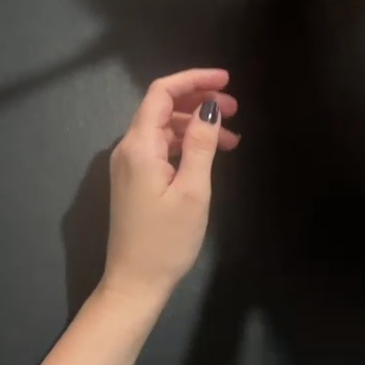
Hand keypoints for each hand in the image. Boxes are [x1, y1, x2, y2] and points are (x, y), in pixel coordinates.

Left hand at [99, 69, 239, 308]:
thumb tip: (209, 107)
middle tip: (235, 108)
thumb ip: (200, 144)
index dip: (193, 79)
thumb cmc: (166, 240)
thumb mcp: (192, 190)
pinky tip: (210, 154)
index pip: (161, 92)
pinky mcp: (134, 180)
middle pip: (162, 106)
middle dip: (198, 100)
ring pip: (163, 127)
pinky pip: (161, 147)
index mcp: (139, 146)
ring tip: (232, 136)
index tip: (226, 81)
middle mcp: (128, 148)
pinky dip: (186, 143)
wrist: (134, 285)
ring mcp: (129, 165)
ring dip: (195, 124)